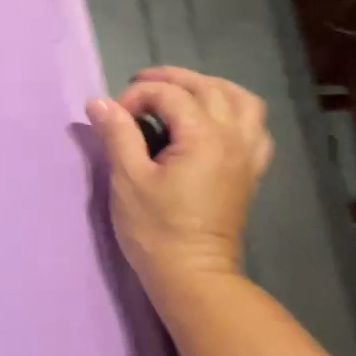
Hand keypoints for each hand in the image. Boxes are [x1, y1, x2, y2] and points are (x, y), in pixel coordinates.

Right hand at [86, 67, 272, 294]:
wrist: (193, 275)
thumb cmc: (155, 230)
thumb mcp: (128, 179)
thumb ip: (117, 134)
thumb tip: (99, 102)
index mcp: (204, 136)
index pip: (169, 95)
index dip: (136, 96)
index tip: (112, 117)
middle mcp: (234, 137)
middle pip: (208, 87)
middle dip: (172, 80)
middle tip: (139, 85)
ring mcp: (248, 154)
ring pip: (241, 100)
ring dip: (211, 88)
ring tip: (183, 94)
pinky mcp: (250, 172)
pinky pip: (255, 127)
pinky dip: (235, 113)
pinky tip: (215, 122)